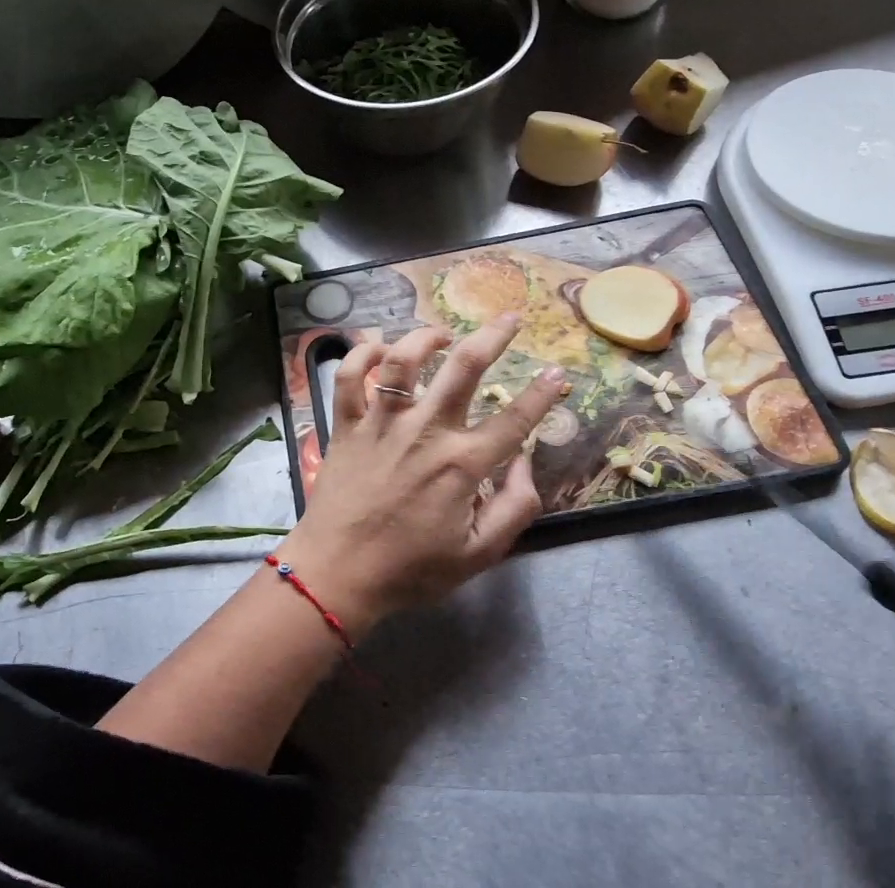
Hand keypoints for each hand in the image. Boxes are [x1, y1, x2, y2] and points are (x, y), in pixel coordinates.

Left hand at [274, 313, 569, 632]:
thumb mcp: (478, 555)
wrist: (337, 574)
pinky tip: (380, 350)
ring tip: (442, 334)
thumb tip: (526, 462)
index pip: (514, 419)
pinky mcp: (345, 425)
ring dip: (425, 336)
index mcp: (461, 464)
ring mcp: (380, 423)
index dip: (542, 393)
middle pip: (463, 367)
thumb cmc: (410, 570)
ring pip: (403, 359)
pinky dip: (363, 355)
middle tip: (509, 319)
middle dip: (492, 336)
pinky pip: (349, 377)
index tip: (557, 373)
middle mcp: (424, 431)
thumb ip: (515, 508)